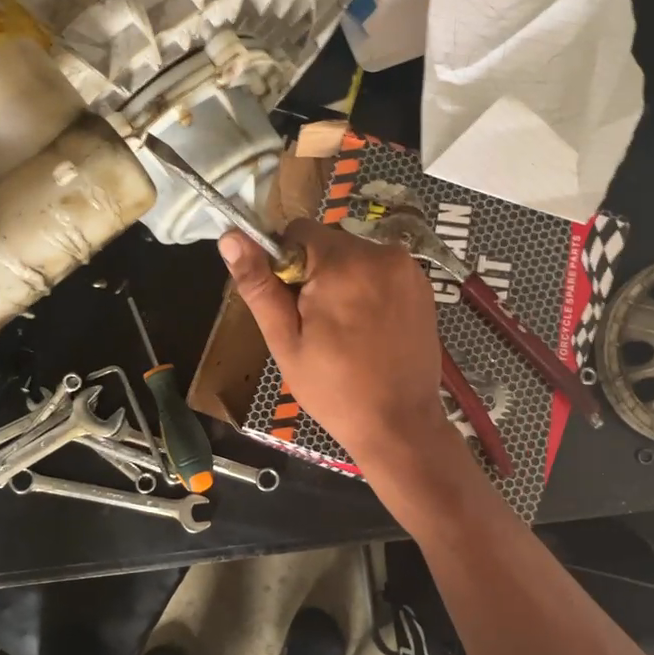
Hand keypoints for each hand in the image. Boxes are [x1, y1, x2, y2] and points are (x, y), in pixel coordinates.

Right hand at [221, 221, 459, 466]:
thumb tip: (230, 237)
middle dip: (314, 273)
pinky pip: (380, 271)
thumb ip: (259, 285)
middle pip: (328, 243)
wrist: (400, 424)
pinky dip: (367, 289)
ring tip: (343, 331)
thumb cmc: (334, 389)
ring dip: (341, 280)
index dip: (284, 264)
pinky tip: (368, 329)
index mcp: (342, 264)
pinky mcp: (423, 285)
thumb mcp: (285, 341)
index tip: (291, 304)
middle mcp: (380, 253)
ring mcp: (407, 268)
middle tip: (315, 325)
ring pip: (354, 257)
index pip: (298, 230)